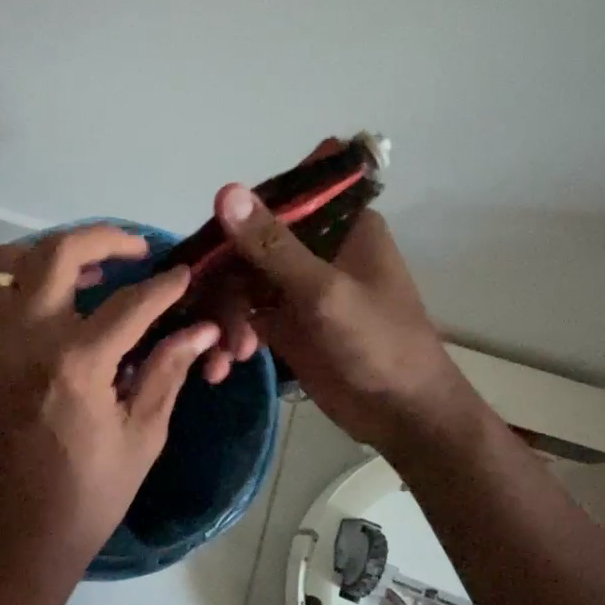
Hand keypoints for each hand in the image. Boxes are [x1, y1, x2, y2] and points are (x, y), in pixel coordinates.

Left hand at [0, 225, 221, 571]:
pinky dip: (26, 284)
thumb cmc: (87, 495)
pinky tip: (60, 308)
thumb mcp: (141, 436)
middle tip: (134, 250)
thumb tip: (200, 330)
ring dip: (50, 253)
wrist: (15, 534)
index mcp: (75, 363)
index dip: (165, 285)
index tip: (184, 274)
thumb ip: (166, 372)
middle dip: (102, 237)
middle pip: (57, 253)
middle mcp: (25, 339)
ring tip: (89, 269)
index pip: (129, 301)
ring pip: (9, 264)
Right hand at [201, 141, 464, 448]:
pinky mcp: (285, 322)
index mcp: (342, 225)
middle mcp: (318, 248)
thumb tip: (225, 192)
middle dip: (225, 272)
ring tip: (226, 349)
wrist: (401, 414)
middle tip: (203, 301)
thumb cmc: (378, 343)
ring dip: (226, 312)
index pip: (289, 191)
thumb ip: (273, 245)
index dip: (249, 204)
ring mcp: (299, 286)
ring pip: (242, 279)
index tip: (216, 231)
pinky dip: (233, 335)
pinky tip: (228, 361)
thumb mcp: (323, 291)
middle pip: (253, 239)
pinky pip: (245, 315)